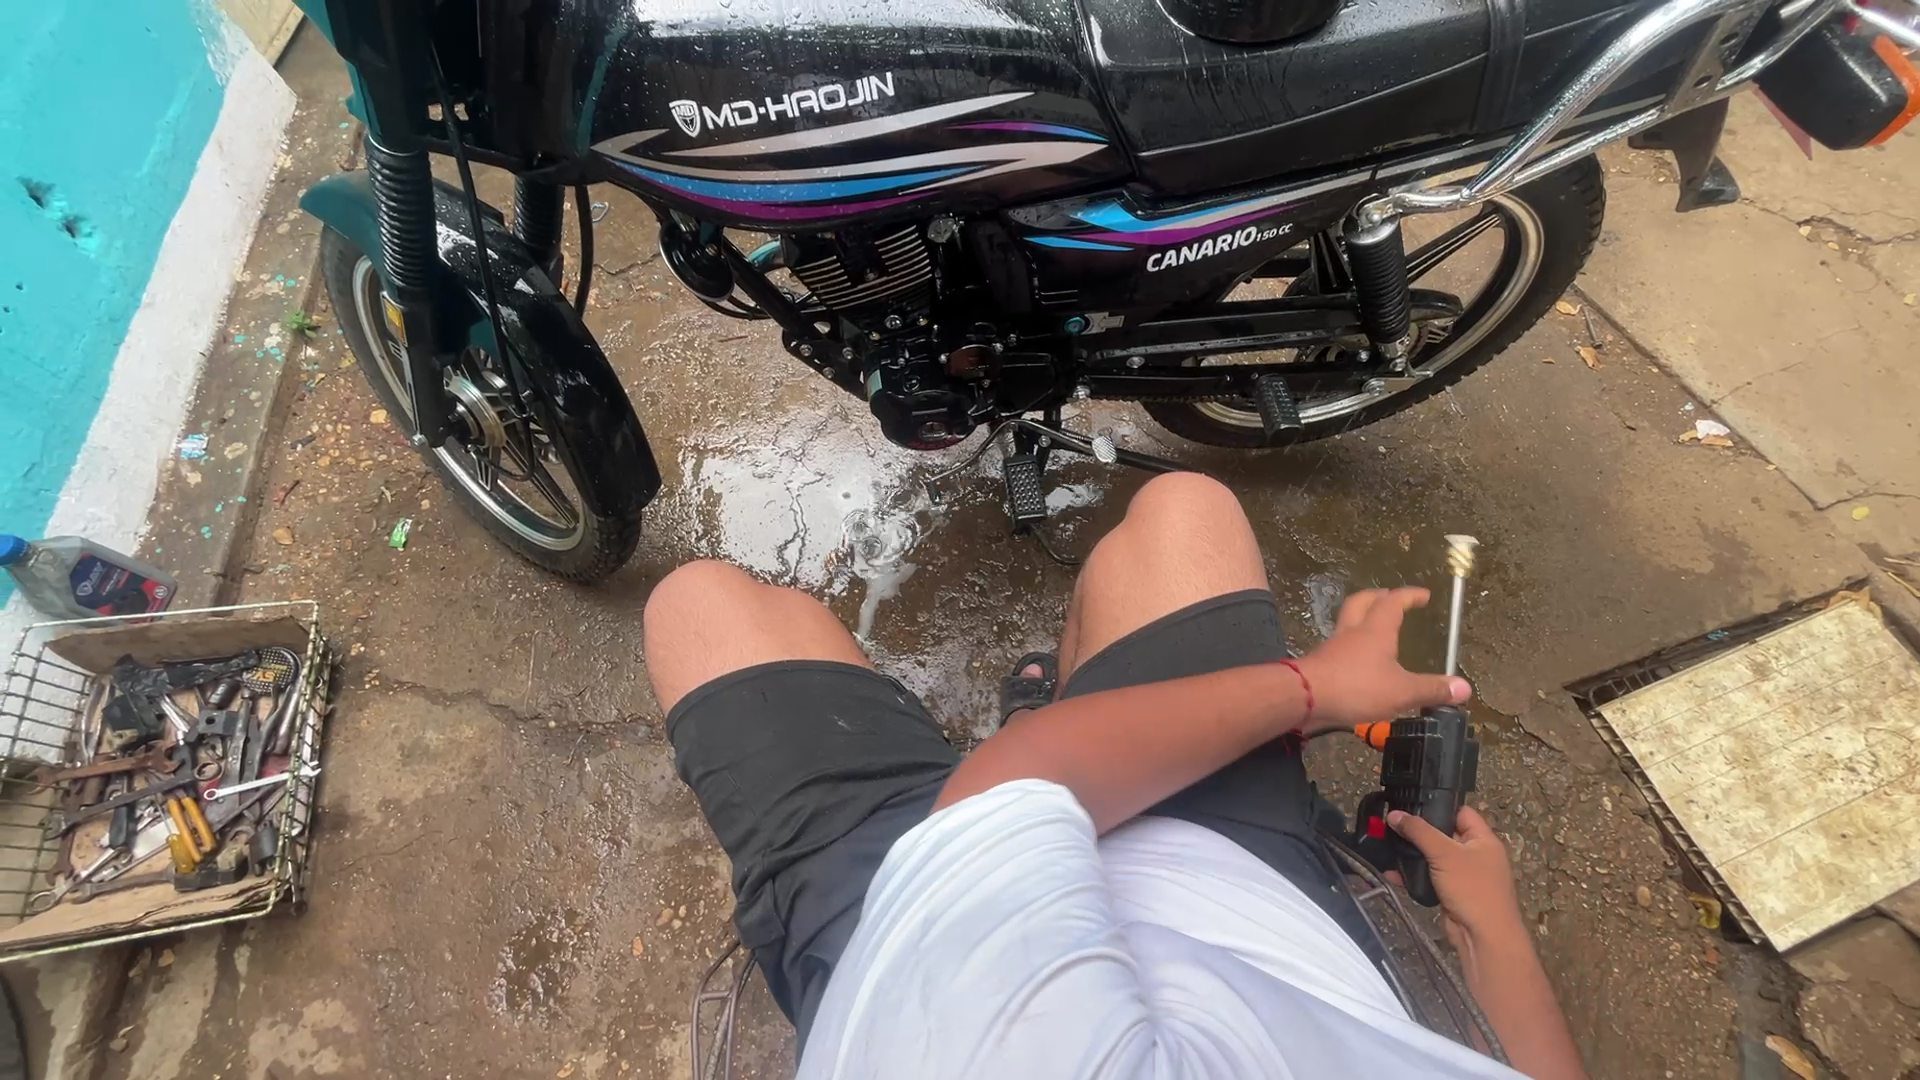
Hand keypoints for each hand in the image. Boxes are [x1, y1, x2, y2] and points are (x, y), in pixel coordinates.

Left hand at [1292, 587, 1469, 731]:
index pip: (1393, 603)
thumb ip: (1432, 689)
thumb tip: (1464, 687)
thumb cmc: (1356, 687)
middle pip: (1361, 602)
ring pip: (1348, 623)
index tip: (1423, 594)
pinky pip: (1340, 647)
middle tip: (1391, 598)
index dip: (1408, 595)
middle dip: (1378, 596)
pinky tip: (1361, 661)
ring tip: (1379, 632)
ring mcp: (1333, 646)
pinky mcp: (1321, 663)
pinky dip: (1353, 646)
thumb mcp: (1402, 691)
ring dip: (1363, 621)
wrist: (1303, 696)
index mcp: (1375, 631)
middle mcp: (1352, 632)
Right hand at [1387, 806, 1522, 950]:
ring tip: (1388, 845)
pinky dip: (1412, 874)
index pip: (1461, 812)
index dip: (1438, 805)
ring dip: (1412, 853)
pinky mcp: (1452, 892)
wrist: (1483, 937)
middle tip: (1392, 824)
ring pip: (1433, 856)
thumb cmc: (1472, 888)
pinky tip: (1393, 873)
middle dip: (1418, 831)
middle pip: (1443, 833)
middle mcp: (1476, 855)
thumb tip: (1394, 815)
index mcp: (1483, 841)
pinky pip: (1429, 876)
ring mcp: (1464, 875)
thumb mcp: (1444, 853)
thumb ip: (1418, 831)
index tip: (1411, 802)